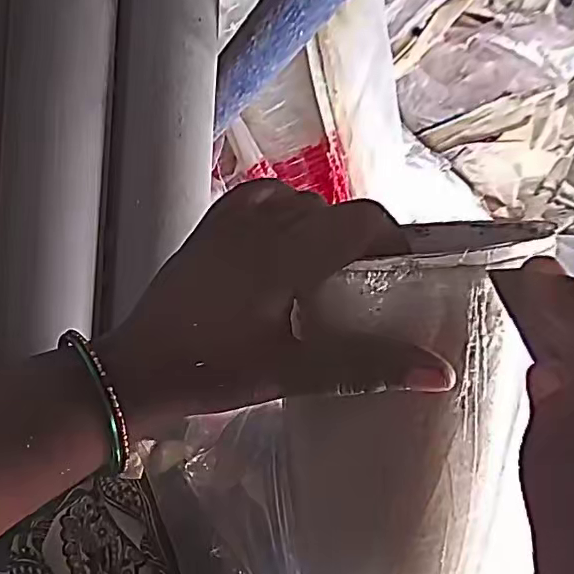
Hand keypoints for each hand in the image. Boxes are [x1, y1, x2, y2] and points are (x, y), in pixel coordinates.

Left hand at [97, 181, 456, 437]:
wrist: (134, 372)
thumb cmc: (206, 373)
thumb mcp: (287, 373)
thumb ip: (362, 366)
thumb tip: (439, 371)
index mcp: (280, 254)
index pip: (360, 221)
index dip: (392, 241)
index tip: (400, 274)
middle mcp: (252, 227)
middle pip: (327, 209)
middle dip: (356, 238)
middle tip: (363, 281)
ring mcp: (220, 228)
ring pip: (289, 201)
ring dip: (314, 224)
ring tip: (320, 267)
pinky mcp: (199, 237)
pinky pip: (248, 202)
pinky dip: (274, 214)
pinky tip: (274, 250)